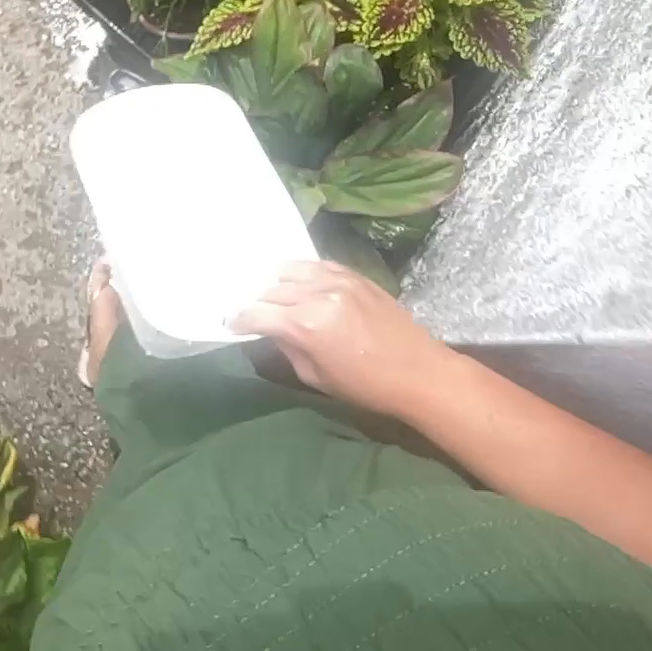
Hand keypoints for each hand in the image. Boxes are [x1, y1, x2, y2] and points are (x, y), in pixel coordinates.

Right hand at [230, 260, 447, 419]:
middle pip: (272, 290)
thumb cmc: (365, 385)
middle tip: (255, 315)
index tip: (232, 325)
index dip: (240, 320)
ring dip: (278, 285)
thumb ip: (288, 347)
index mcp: (305, 324)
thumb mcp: (315, 376)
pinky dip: (303, 274)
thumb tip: (274, 331)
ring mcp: (338, 280)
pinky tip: (301, 285)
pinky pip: (317, 265)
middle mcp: (318, 295)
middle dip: (259, 304)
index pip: (257, 313)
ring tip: (277, 298)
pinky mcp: (354, 275)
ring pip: (291, 271)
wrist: (419, 372)